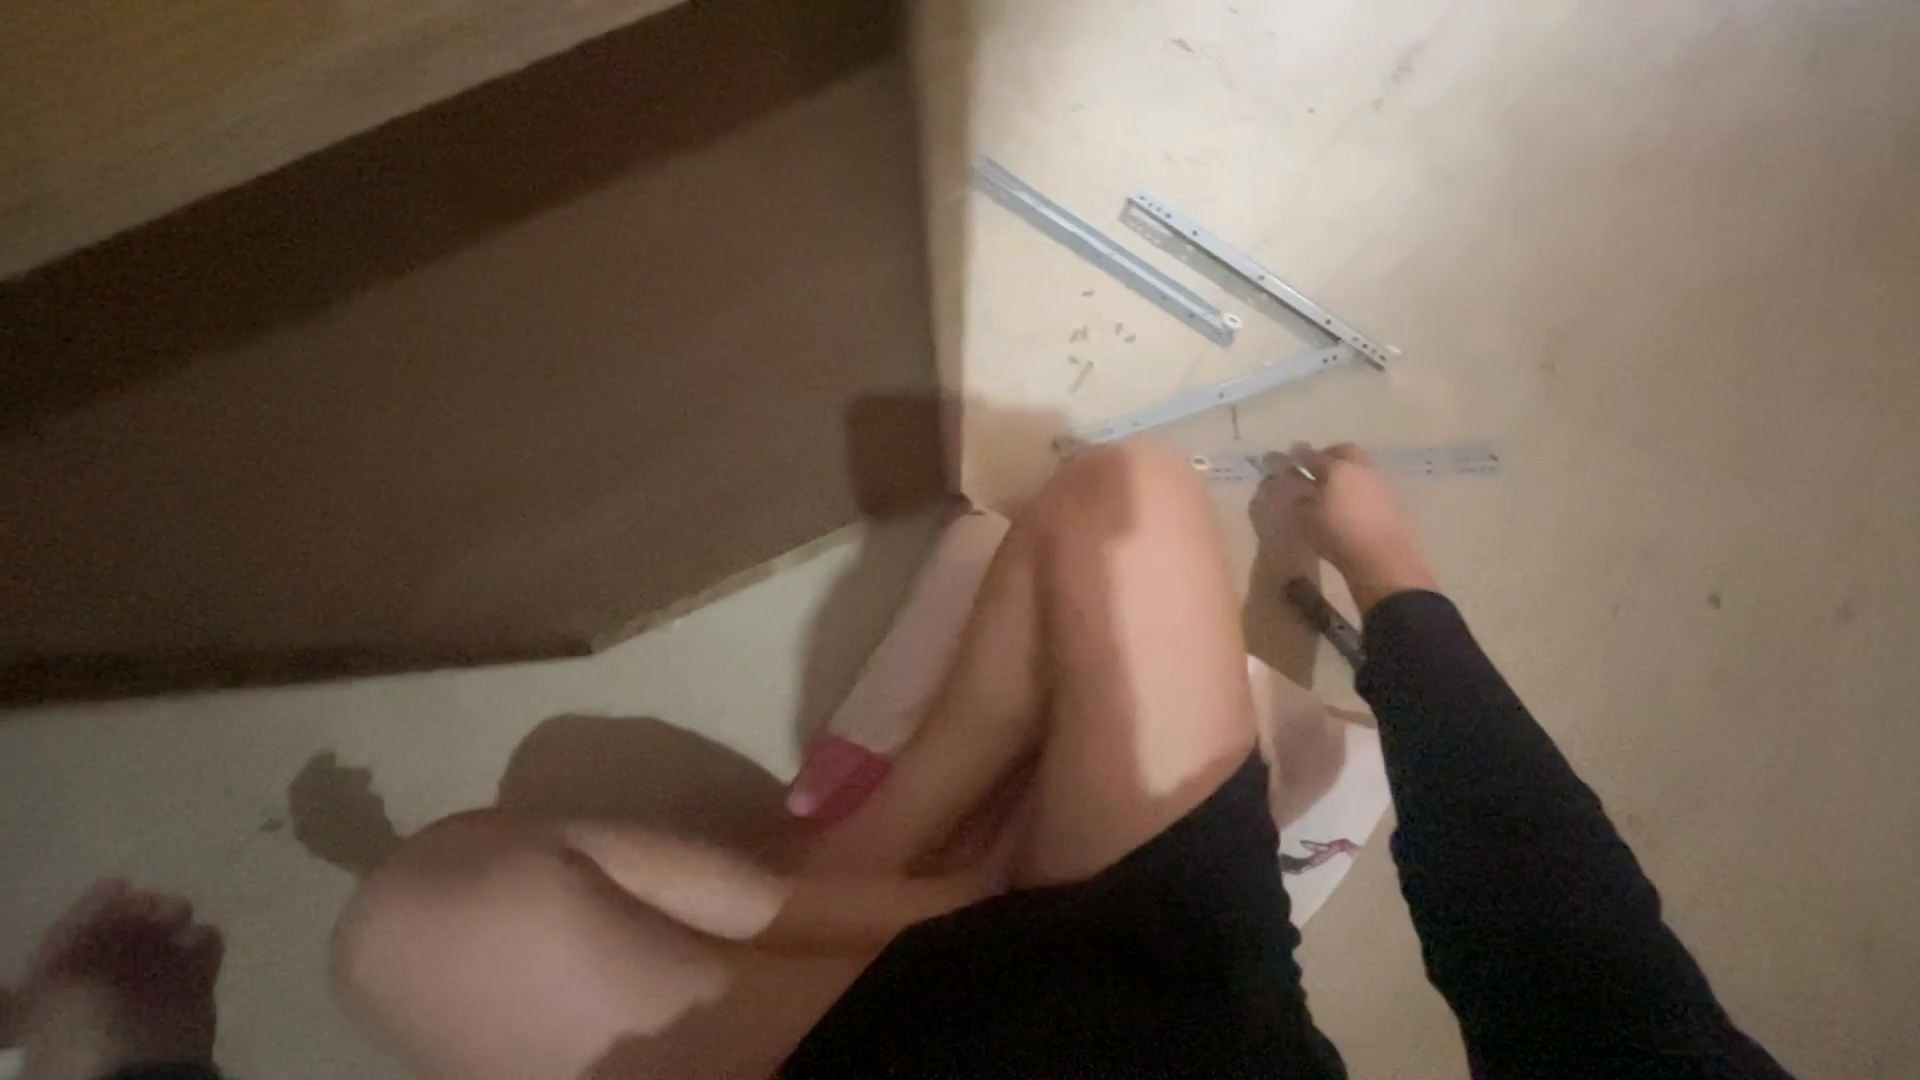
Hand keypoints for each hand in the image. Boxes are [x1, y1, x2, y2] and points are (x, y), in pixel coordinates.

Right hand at [1254, 443, 1435, 613]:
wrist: (1384, 558)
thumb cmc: (1337, 536)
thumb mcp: (1306, 521)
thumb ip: (1300, 502)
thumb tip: (1299, 494)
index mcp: (1336, 469)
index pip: (1312, 456)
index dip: (1299, 456)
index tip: (1291, 456)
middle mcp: (1361, 468)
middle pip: (1345, 451)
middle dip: (1330, 454)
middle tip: (1318, 466)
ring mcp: (1382, 481)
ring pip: (1363, 466)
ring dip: (1349, 470)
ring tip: (1337, 486)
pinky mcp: (1397, 499)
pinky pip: (1374, 483)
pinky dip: (1362, 486)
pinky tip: (1355, 502)